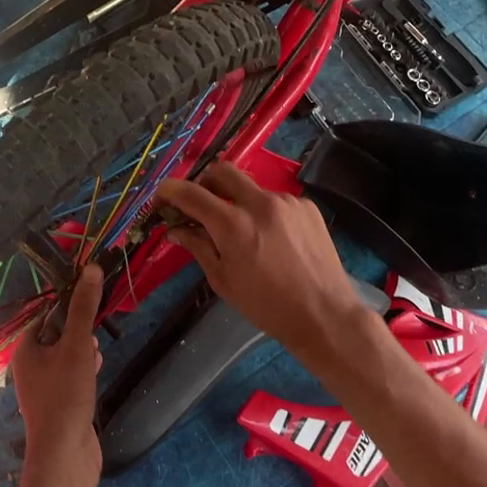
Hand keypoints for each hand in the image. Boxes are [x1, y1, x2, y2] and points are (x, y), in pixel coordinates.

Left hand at [10, 263, 104, 477]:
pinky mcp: (58, 405)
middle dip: (77, 331)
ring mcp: (43, 388)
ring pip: (66, 356)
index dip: (67, 308)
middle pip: (56, 335)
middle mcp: (28, 367)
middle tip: (94, 333)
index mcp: (24, 349)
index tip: (90, 303)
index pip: (46, 315)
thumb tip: (92, 268)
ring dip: (83, 350)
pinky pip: (71, 376)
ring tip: (97, 353)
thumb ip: (84, 307)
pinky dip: (85, 370)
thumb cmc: (65, 395)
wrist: (65, 456)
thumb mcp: (76, 345)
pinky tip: (98, 371)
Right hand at [156, 163, 371, 358]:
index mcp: (232, 224)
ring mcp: (286, 201)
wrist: (324, 315)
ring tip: (245, 232)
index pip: (190, 193)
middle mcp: (259, 203)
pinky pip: (276, 200)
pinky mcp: (307, 206)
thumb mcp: (223, 280)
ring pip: (251, 188)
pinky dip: (265, 213)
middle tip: (202, 206)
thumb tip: (175, 230)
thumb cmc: (266, 306)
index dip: (170, 190)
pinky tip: (274, 239)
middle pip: (221, 171)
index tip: (162, 197)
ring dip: (238, 201)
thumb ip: (197, 247)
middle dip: (205, 183)